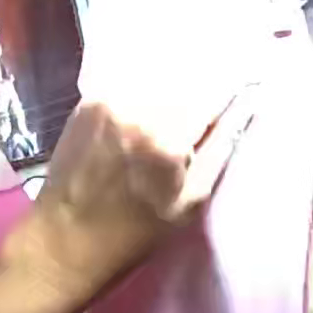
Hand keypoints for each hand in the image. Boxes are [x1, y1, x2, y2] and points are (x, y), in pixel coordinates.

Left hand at [0, 93, 251, 312]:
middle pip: (185, 72)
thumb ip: (220, 149)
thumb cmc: (134, 233)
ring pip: (156, 72)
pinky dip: (147, 82)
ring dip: (177, 76)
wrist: (64, 240)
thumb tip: (245, 107)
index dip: (234, 80)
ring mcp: (108, 98)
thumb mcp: (190, 201)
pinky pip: (129, 79)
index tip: (248, 79)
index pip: (214, 87)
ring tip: (189, 87)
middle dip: (206, 75)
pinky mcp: (88, 100)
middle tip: (219, 84)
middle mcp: (138, 105)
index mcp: (168, 134)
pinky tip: (153, 95)